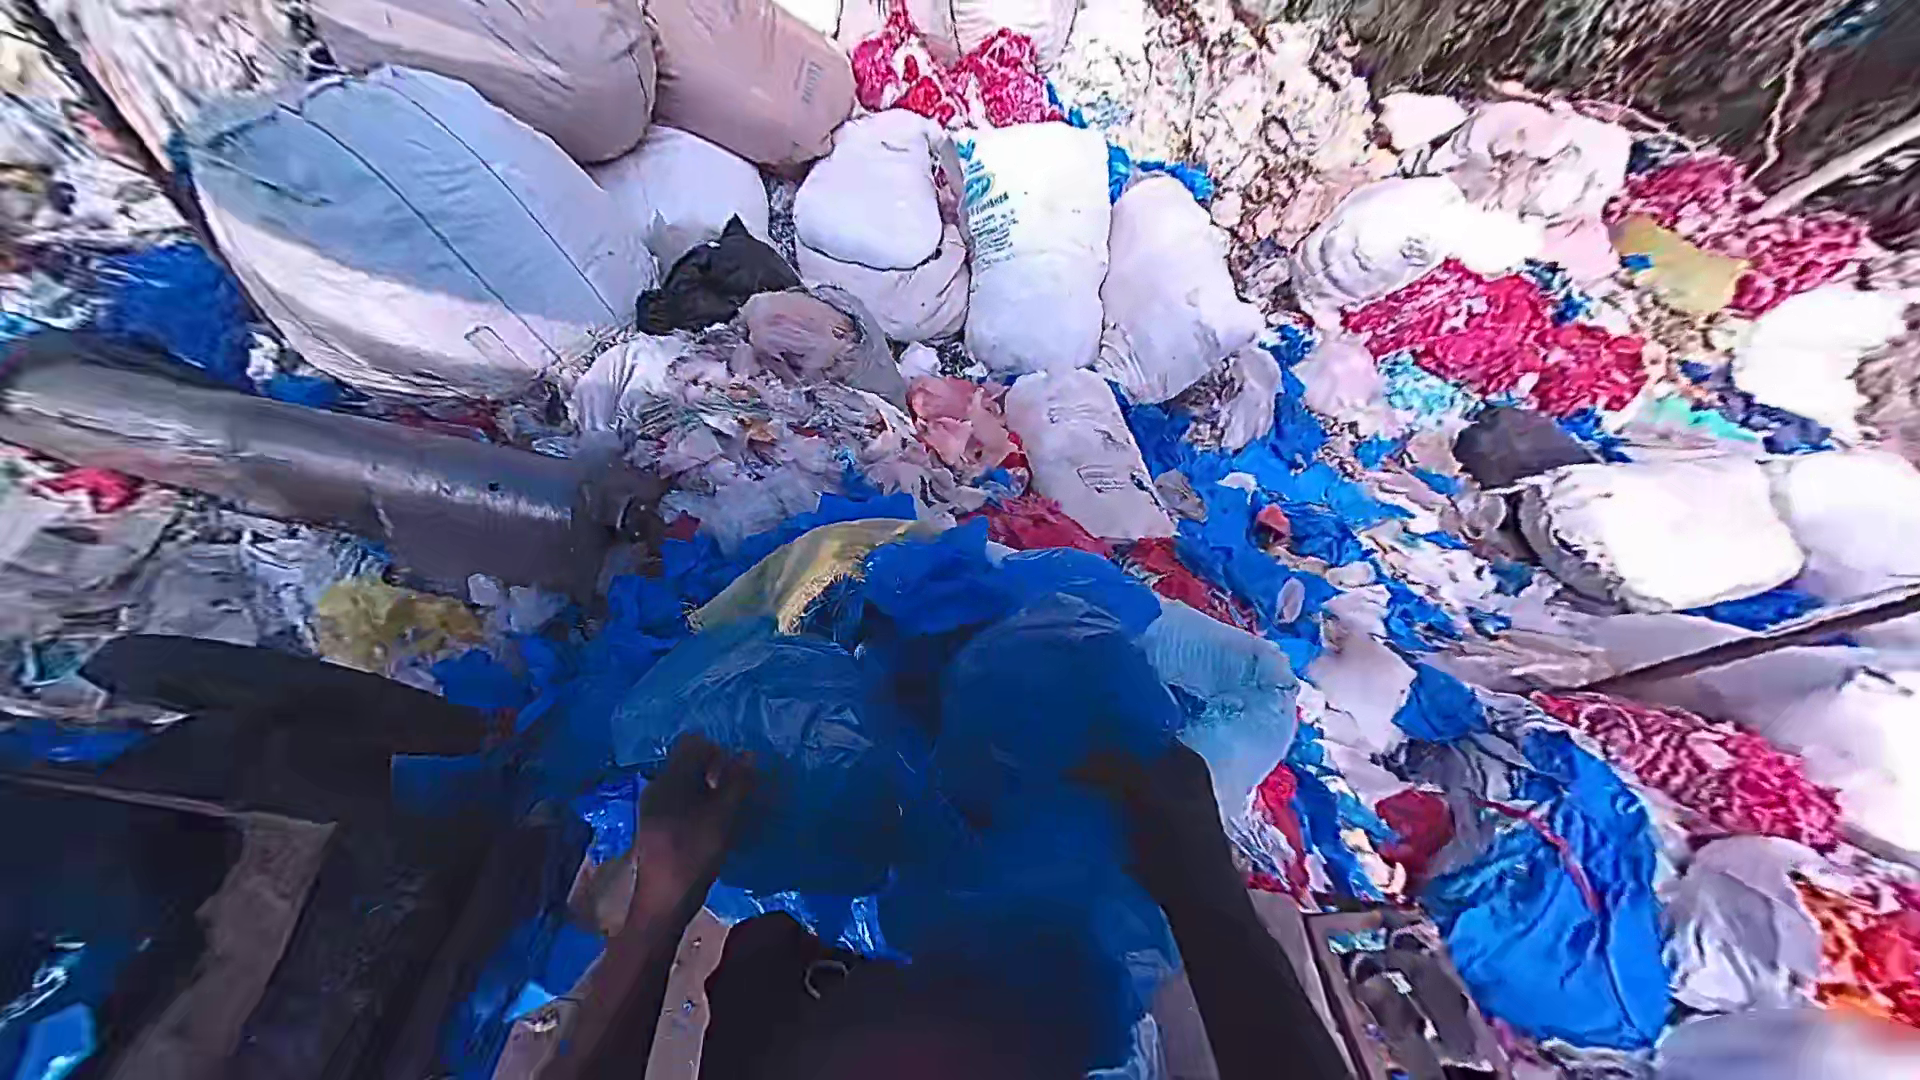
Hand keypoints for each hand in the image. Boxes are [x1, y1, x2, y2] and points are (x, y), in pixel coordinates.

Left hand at [630, 733, 754, 917]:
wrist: (663, 903)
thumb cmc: (695, 854)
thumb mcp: (724, 815)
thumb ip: (737, 782)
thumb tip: (749, 755)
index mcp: (670, 779)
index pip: (693, 743)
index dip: (718, 750)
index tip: (735, 770)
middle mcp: (657, 786)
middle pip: (688, 761)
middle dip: (715, 768)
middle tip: (736, 788)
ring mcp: (652, 806)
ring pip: (684, 781)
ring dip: (708, 786)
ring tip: (726, 806)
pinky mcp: (654, 824)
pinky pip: (678, 798)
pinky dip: (696, 801)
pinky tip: (709, 822)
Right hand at [1075, 742, 1243, 913]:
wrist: (1199, 910)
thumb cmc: (1180, 845)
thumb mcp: (1145, 794)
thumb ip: (1111, 767)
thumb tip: (1069, 763)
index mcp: (1184, 760)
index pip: (1140, 731)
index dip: (1109, 729)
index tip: (1075, 731)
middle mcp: (1176, 778)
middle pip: (1128, 757)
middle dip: (1097, 757)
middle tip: (1062, 755)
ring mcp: (1163, 807)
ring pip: (1120, 783)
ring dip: (1096, 783)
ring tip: (1062, 780)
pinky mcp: (1149, 833)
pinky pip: (1117, 808)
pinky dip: (1099, 806)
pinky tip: (1075, 807)